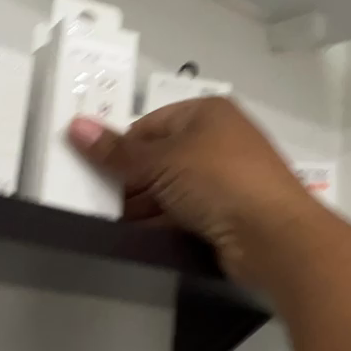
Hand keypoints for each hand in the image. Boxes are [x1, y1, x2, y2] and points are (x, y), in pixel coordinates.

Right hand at [68, 98, 326, 284]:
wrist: (275, 236)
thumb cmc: (218, 180)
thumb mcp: (161, 162)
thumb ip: (116, 151)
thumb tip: (75, 126)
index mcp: (207, 113)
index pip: (150, 124)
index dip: (121, 146)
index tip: (91, 169)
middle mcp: (220, 140)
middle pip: (160, 157)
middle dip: (129, 180)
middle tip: (94, 201)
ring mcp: (228, 179)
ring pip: (172, 188)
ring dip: (143, 205)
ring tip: (108, 223)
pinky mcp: (230, 214)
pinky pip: (187, 213)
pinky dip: (163, 223)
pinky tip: (137, 237)